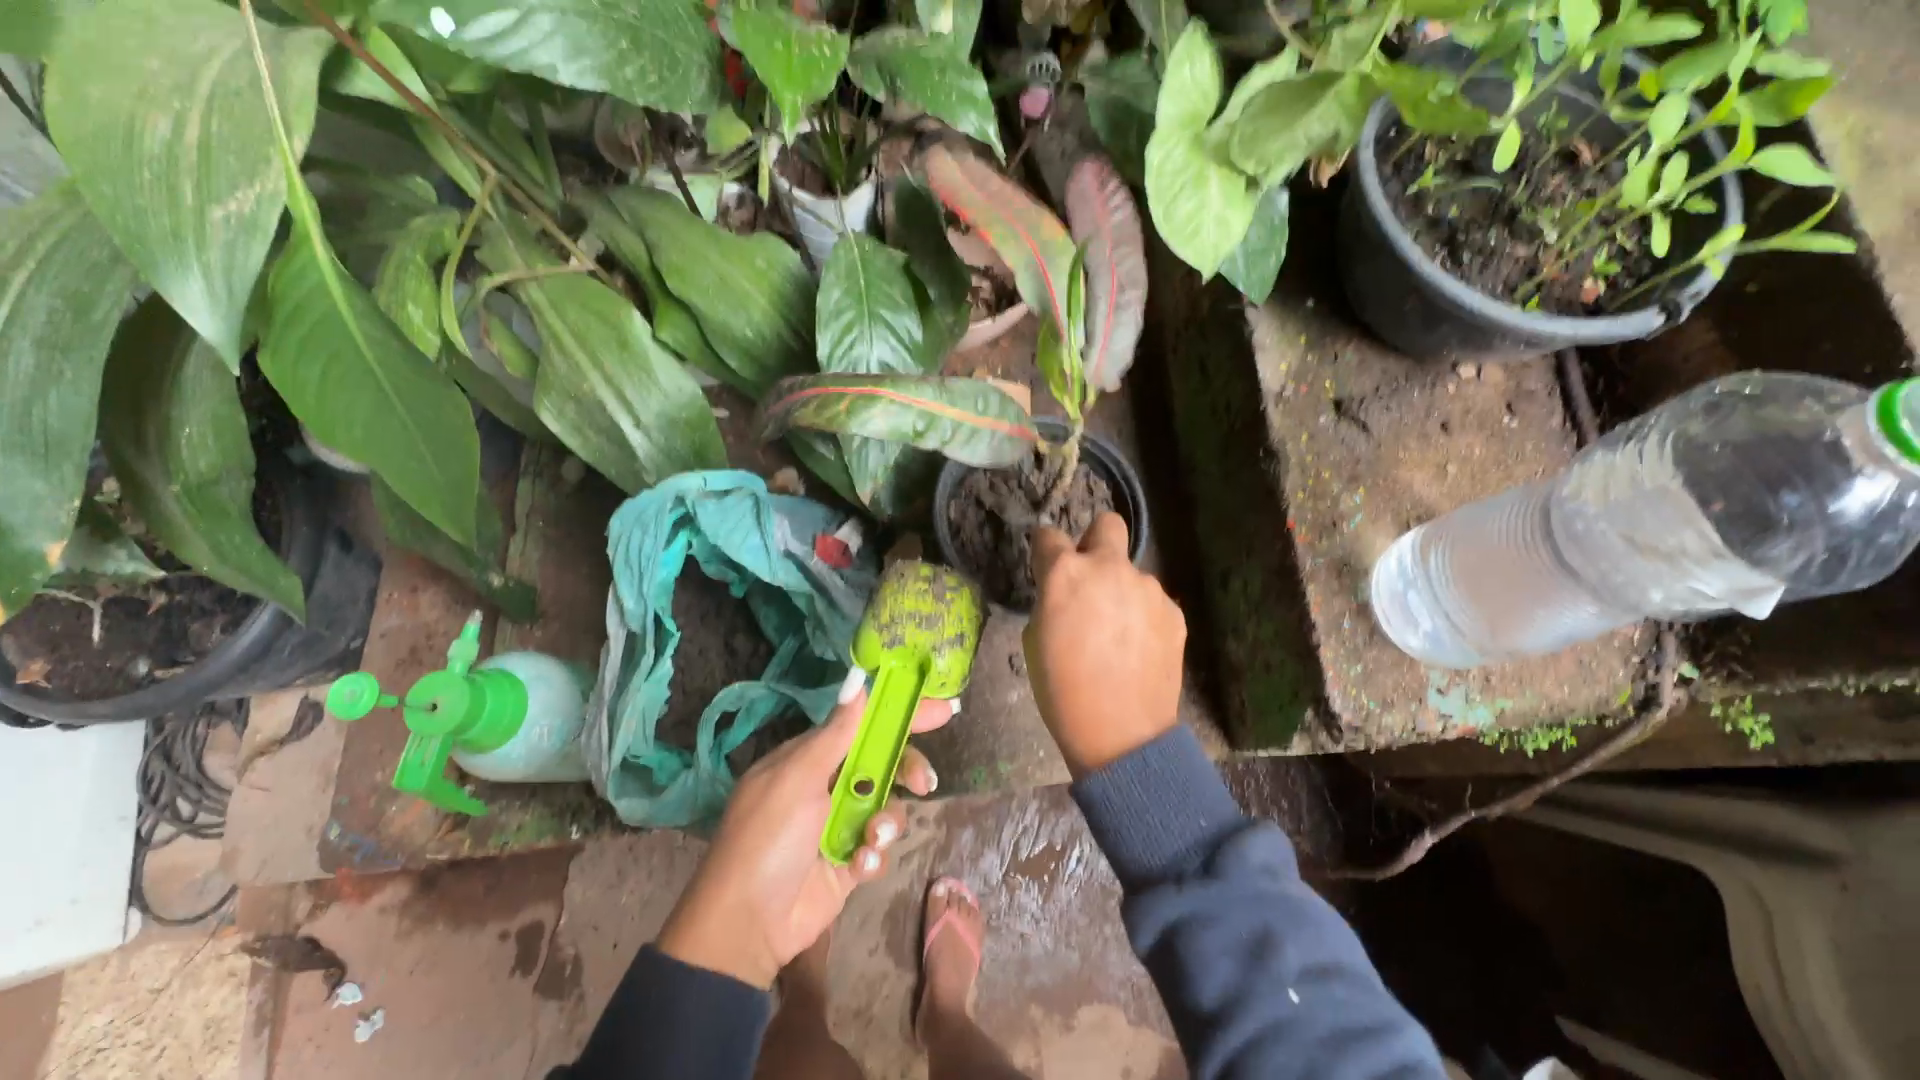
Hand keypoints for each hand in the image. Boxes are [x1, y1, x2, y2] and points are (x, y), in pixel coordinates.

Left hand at [656, 675, 954, 988]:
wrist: (748, 923)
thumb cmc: (768, 838)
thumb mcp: (798, 778)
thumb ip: (836, 733)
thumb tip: (856, 677)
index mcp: (807, 759)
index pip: (860, 726)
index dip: (900, 716)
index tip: (943, 711)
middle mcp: (824, 787)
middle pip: (882, 765)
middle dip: (906, 770)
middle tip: (923, 782)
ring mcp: (837, 826)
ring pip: (887, 807)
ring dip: (886, 822)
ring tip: (872, 840)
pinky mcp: (848, 863)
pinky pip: (878, 847)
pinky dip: (873, 854)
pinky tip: (858, 865)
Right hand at [1024, 512, 1185, 776]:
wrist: (1120, 733)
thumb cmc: (1061, 690)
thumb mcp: (1036, 640)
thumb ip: (1052, 601)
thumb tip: (1067, 594)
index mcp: (1065, 573)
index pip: (1049, 535)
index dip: (1045, 550)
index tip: (1047, 566)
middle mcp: (1109, 569)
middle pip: (1107, 524)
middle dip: (1095, 541)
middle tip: (1090, 578)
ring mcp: (1147, 588)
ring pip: (1131, 574)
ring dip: (1121, 592)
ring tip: (1117, 637)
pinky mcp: (1173, 611)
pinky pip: (1152, 602)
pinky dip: (1143, 617)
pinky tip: (1138, 650)